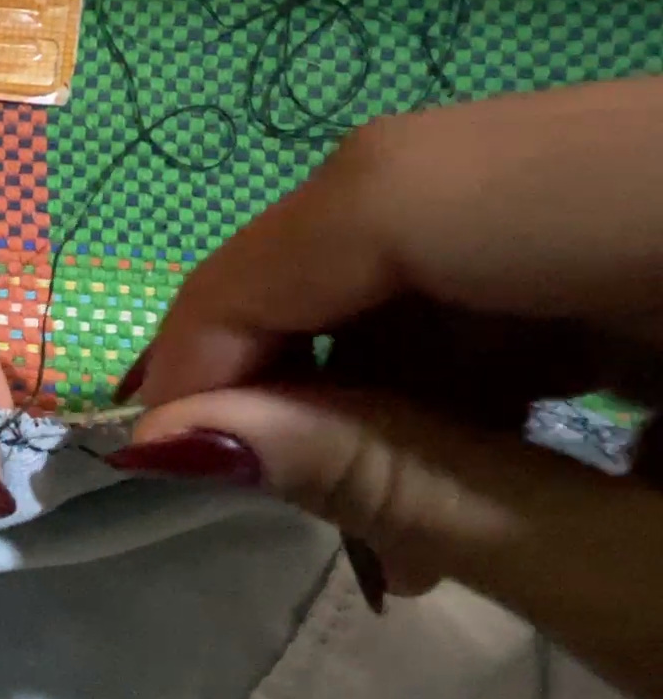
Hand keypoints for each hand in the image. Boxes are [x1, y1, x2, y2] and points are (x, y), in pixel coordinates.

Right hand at [109, 76, 662, 698]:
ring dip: (370, 359)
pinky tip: (470, 459)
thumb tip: (167, 441)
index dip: (239, 301)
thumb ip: (399, 489)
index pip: (400, 191)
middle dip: (285, 331)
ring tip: (372, 507)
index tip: (160, 423)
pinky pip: (538, 251)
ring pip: (462, 222)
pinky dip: (463, 356)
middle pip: (417, 190)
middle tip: (233, 458)